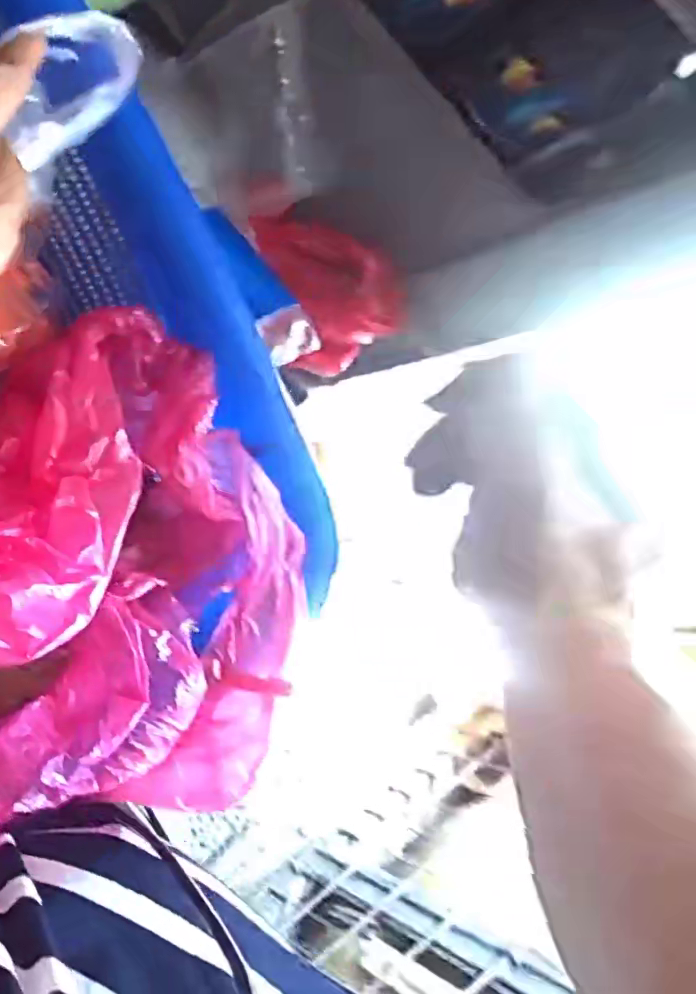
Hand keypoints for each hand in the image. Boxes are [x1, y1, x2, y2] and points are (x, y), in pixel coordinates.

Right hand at [408, 355, 642, 630]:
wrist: (558, 659)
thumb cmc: (534, 585)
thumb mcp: (522, 499)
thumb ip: (520, 431)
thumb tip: (516, 365)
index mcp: (605, 464)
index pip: (551, 394)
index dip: (490, 387)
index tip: (432, 405)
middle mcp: (609, 474)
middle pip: (529, 420)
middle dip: (462, 431)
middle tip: (415, 465)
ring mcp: (590, 502)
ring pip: (515, 449)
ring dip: (458, 458)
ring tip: (423, 488)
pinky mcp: (564, 525)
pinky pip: (513, 478)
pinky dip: (473, 481)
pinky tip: (450, 502)